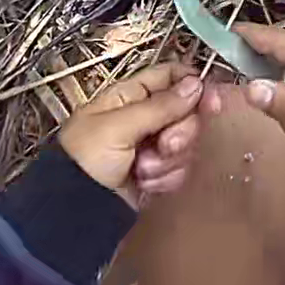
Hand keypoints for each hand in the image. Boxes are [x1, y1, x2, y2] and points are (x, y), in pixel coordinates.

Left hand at [59, 62, 217, 206]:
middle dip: (180, 132)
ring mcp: (152, 145)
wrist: (74, 208)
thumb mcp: (118, 126)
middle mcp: (145, 117)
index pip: (170, 76)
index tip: (210, 99)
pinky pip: (181, 168)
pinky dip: (166, 178)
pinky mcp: (158, 172)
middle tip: (163, 145)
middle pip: (186, 111)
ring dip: (169, 160)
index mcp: (130, 95)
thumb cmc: (85, 159)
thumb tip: (195, 83)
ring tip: (143, 169)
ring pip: (186, 142)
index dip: (193, 84)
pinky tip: (146, 184)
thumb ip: (159, 106)